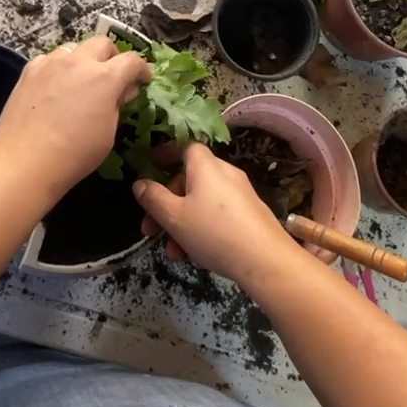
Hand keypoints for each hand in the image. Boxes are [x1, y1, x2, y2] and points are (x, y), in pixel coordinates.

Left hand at [0, 35, 148, 193]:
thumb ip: (116, 106)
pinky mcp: (29, 70)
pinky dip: (58, 66)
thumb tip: (122, 91)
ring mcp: (51, 63)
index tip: (142, 79)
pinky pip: (49, 59)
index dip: (141, 69)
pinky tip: (55, 85)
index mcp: (105, 78)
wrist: (24, 161)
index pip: (132, 60)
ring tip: (81, 80)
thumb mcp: (108, 134)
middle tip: (112, 76)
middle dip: (113, 56)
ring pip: (74, 47)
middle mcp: (79, 62)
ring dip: (84, 59)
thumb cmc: (74, 154)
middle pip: (102, 43)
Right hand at [133, 143, 302, 285]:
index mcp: (205, 165)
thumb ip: (153, 198)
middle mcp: (224, 172)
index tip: (151, 169)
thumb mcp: (174, 217)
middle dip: (167, 206)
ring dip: (183, 224)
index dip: (166, 154)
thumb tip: (140, 183)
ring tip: (176, 254)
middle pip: (189, 180)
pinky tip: (198, 256)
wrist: (265, 260)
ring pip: (202, 202)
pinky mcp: (250, 213)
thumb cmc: (214, 232)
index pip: (184, 146)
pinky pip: (218, 214)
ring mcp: (240, 193)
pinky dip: (203, 228)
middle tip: (151, 232)